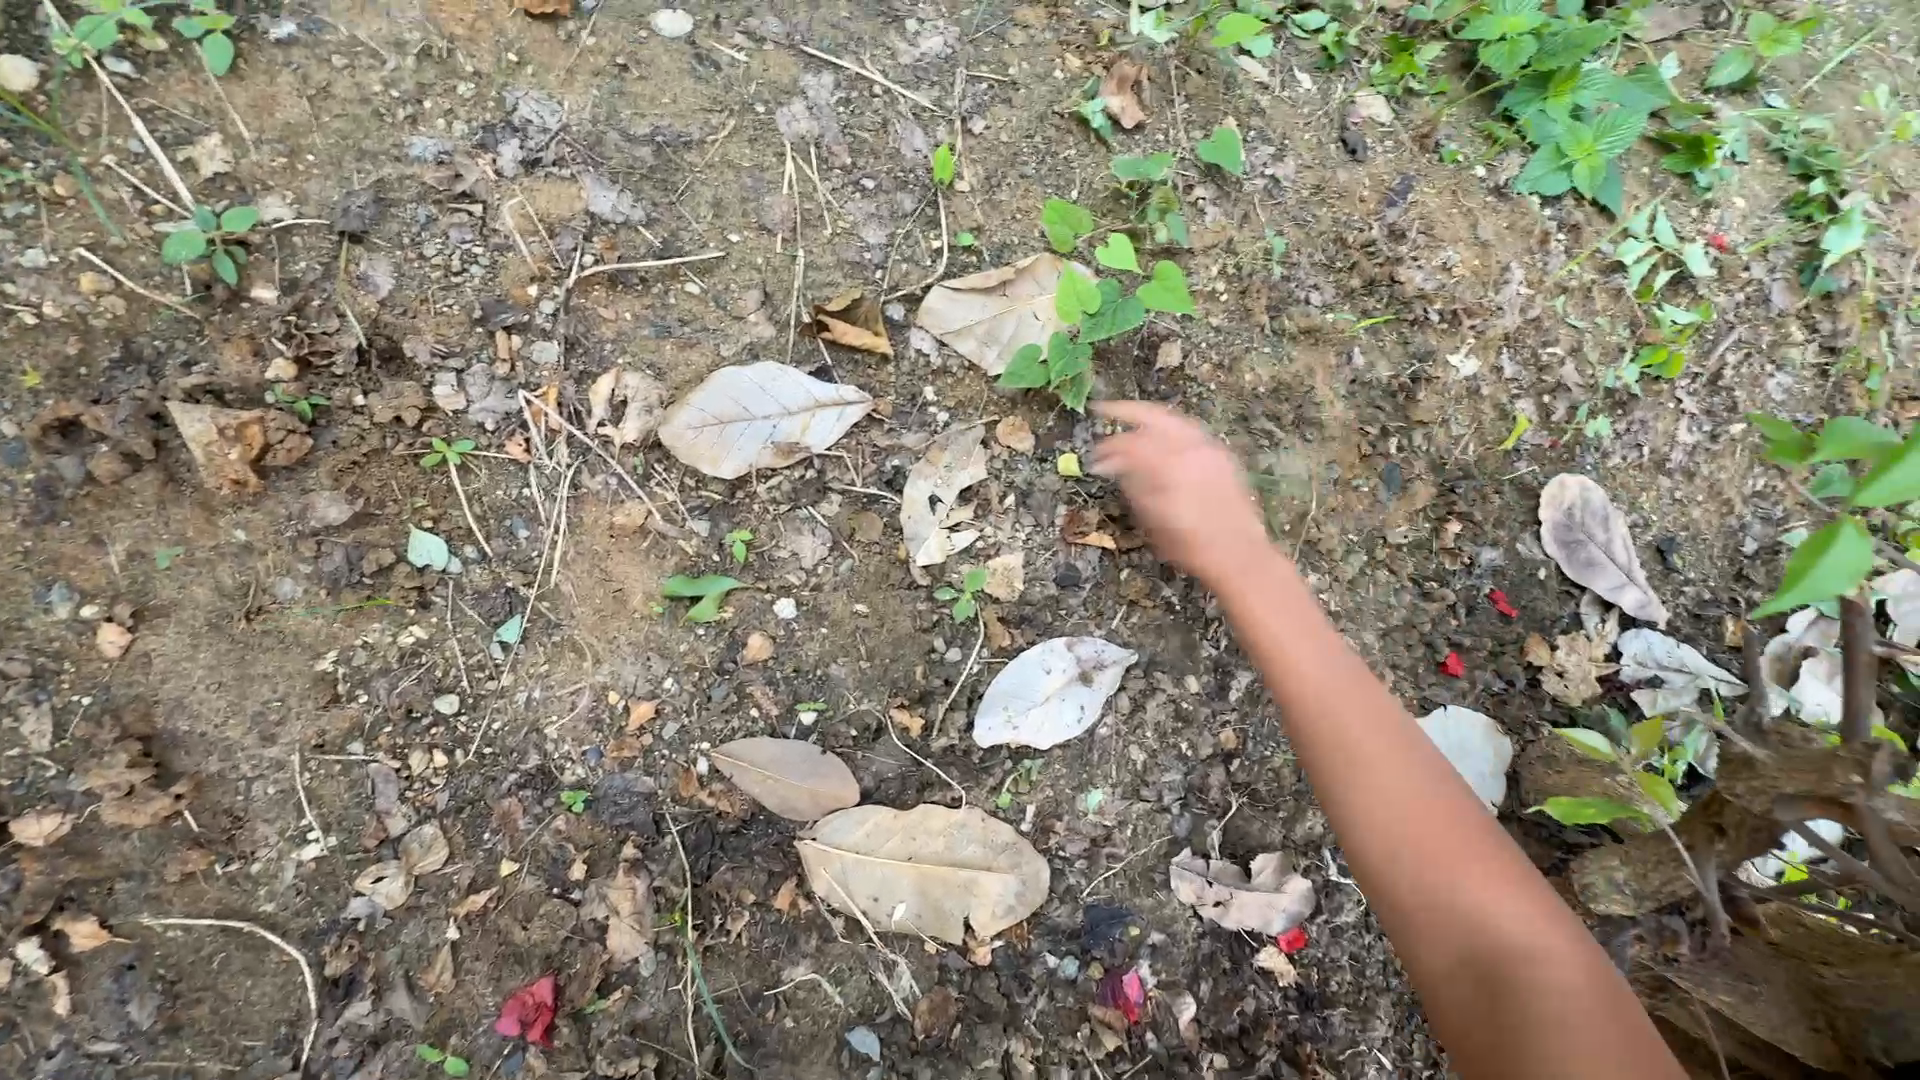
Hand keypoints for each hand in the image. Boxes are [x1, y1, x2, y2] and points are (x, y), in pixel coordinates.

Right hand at [1090, 400, 1276, 586]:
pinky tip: (1163, 438)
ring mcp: (1210, 448)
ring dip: (1150, 419)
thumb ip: (1133, 485)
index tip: (1095, 456)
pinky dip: (1171, 428)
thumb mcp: (1152, 520)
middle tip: (1104, 410)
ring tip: (1133, 422)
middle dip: (1125, 411)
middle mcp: (1189, 449)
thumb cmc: (1189, 545)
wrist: (1238, 554)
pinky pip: (1192, 431)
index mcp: (1168, 466)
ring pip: (1174, 420)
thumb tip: (1114, 465)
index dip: (1107, 447)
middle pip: (1153, 416)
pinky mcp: (1223, 455)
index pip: (1129, 443)